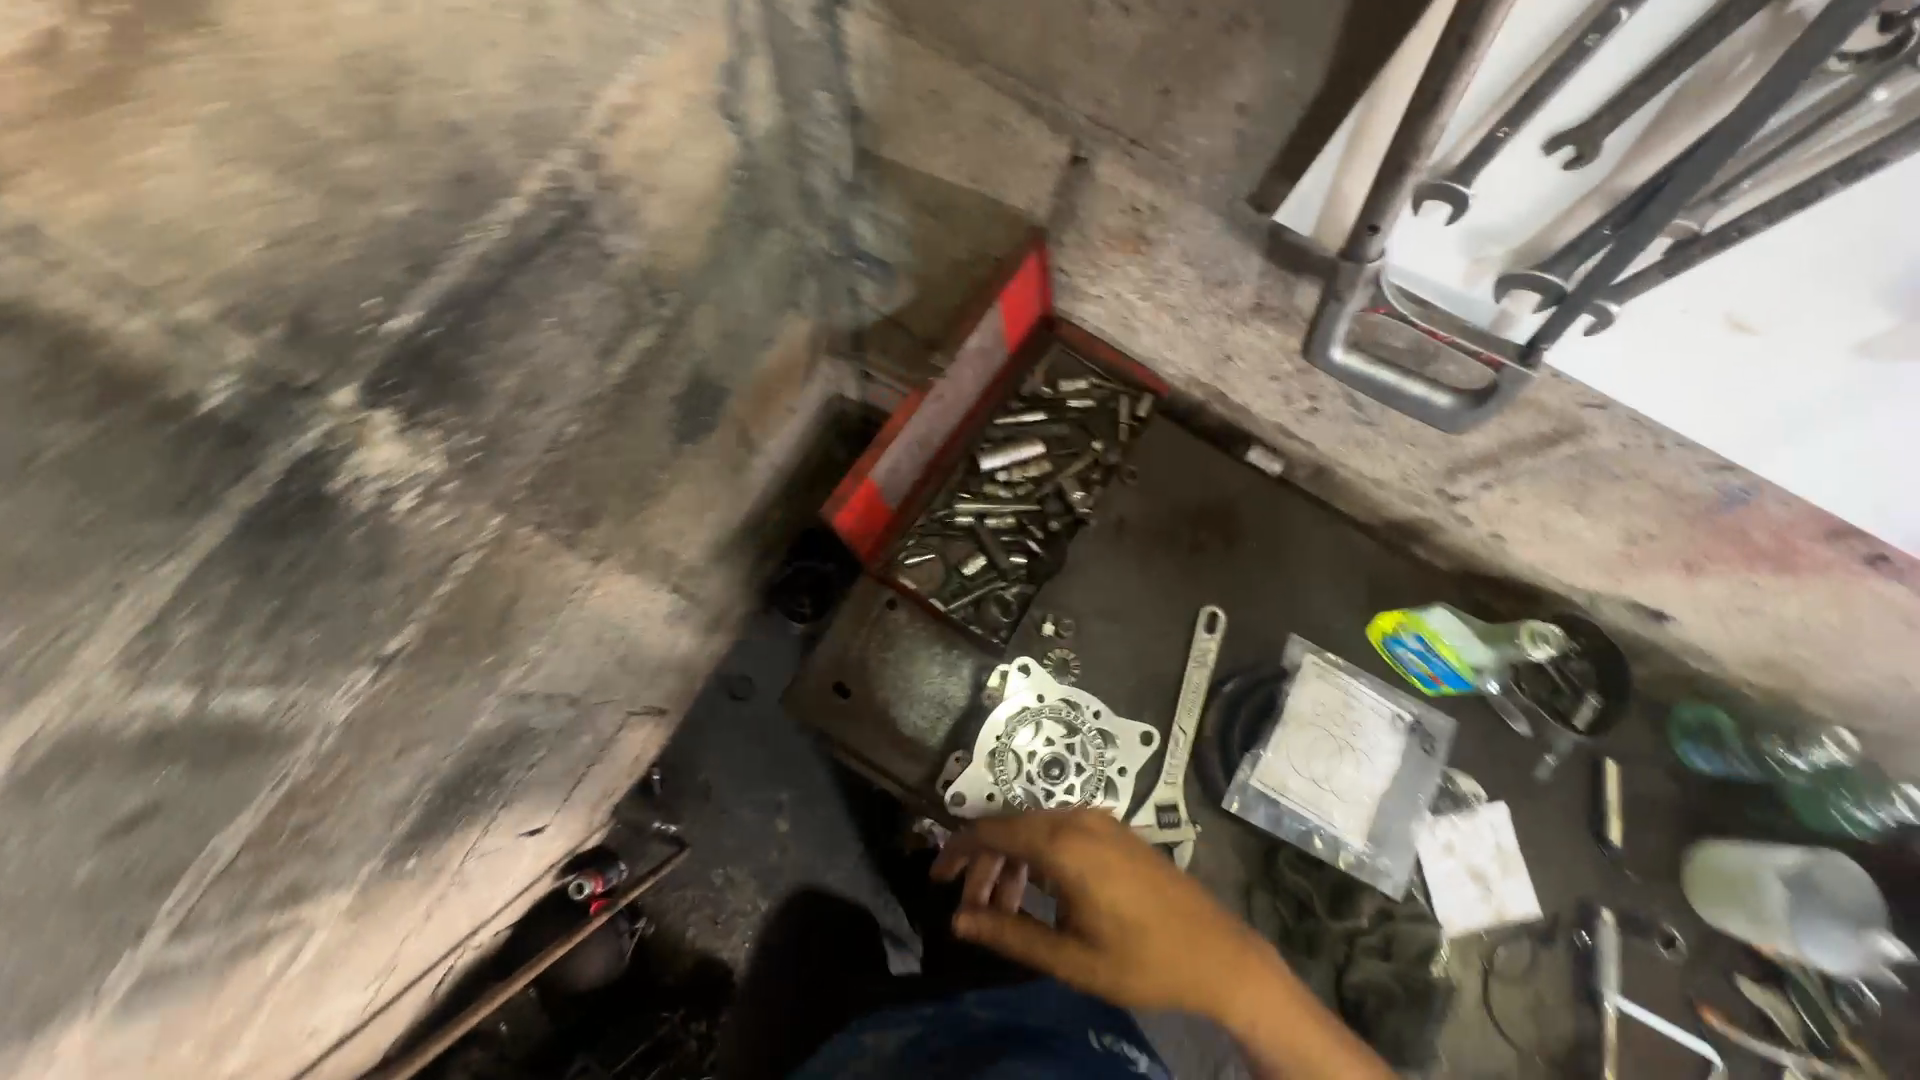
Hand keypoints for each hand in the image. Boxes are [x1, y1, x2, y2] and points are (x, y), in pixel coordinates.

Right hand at [929, 809, 1279, 1017]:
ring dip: (1011, 863)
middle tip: (972, 911)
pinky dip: (1038, 857)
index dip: (956, 852)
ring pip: (1034, 829)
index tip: (935, 879)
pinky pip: (1060, 831)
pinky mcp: (1114, 831)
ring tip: (1005, 912)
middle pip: (1010, 828)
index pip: (990, 832)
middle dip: (983, 865)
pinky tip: (1039, 894)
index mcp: (1064, 845)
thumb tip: (957, 919)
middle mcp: (1077, 819)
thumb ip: (1009, 934)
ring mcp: (1100, 821)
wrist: (1220, 954)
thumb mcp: (1069, 959)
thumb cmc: (1143, 962)